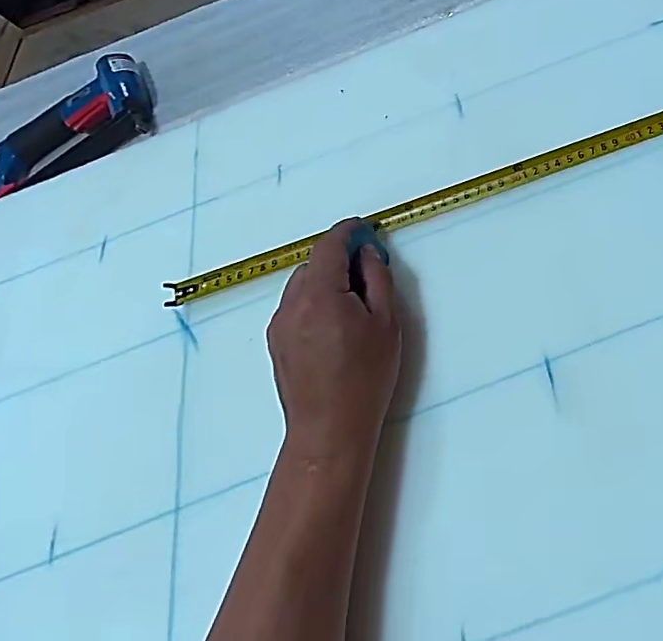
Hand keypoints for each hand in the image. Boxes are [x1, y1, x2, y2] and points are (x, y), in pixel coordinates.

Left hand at [266, 219, 401, 463]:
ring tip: (352, 308)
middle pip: (314, 263)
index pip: (329, 246)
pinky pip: (295, 306)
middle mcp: (292, 303)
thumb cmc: (364, 379)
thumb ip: (377, 278)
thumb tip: (367, 253)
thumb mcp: (386, 323)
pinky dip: (313, 302)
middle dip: (339, 260)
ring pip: (303, 284)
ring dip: (325, 281)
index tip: (363, 229)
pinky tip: (334, 327)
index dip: (348, 232)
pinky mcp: (275, 341)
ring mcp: (280, 323)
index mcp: (320, 294)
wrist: (329, 431)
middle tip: (367, 276)